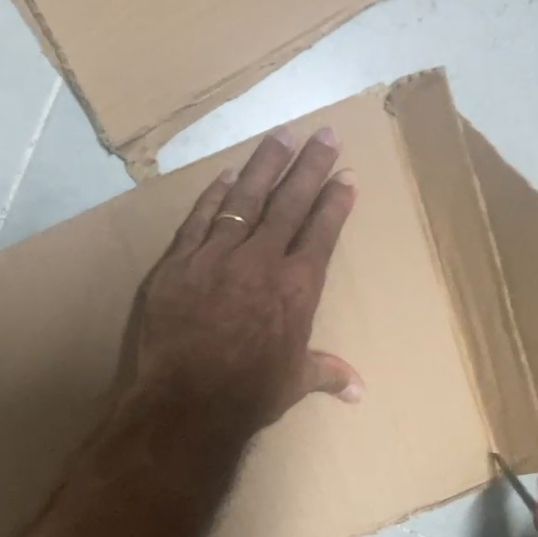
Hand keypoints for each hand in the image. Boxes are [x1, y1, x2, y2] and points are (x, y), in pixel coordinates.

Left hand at [124, 126, 362, 434]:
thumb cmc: (248, 395)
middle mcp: (262, 260)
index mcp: (298, 287)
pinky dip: (214, 195)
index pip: (321, 232)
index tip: (345, 177)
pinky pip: (200, 218)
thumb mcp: (294, 383)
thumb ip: (326, 373)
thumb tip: (358, 390)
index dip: (334, 202)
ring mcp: (217, 256)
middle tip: (325, 135)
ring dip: (265, 165)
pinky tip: (226, 175)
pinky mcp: (179, 262)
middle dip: (310, 166)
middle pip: (290, 202)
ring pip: (246, 198)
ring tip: (281, 135)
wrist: (186, 401)